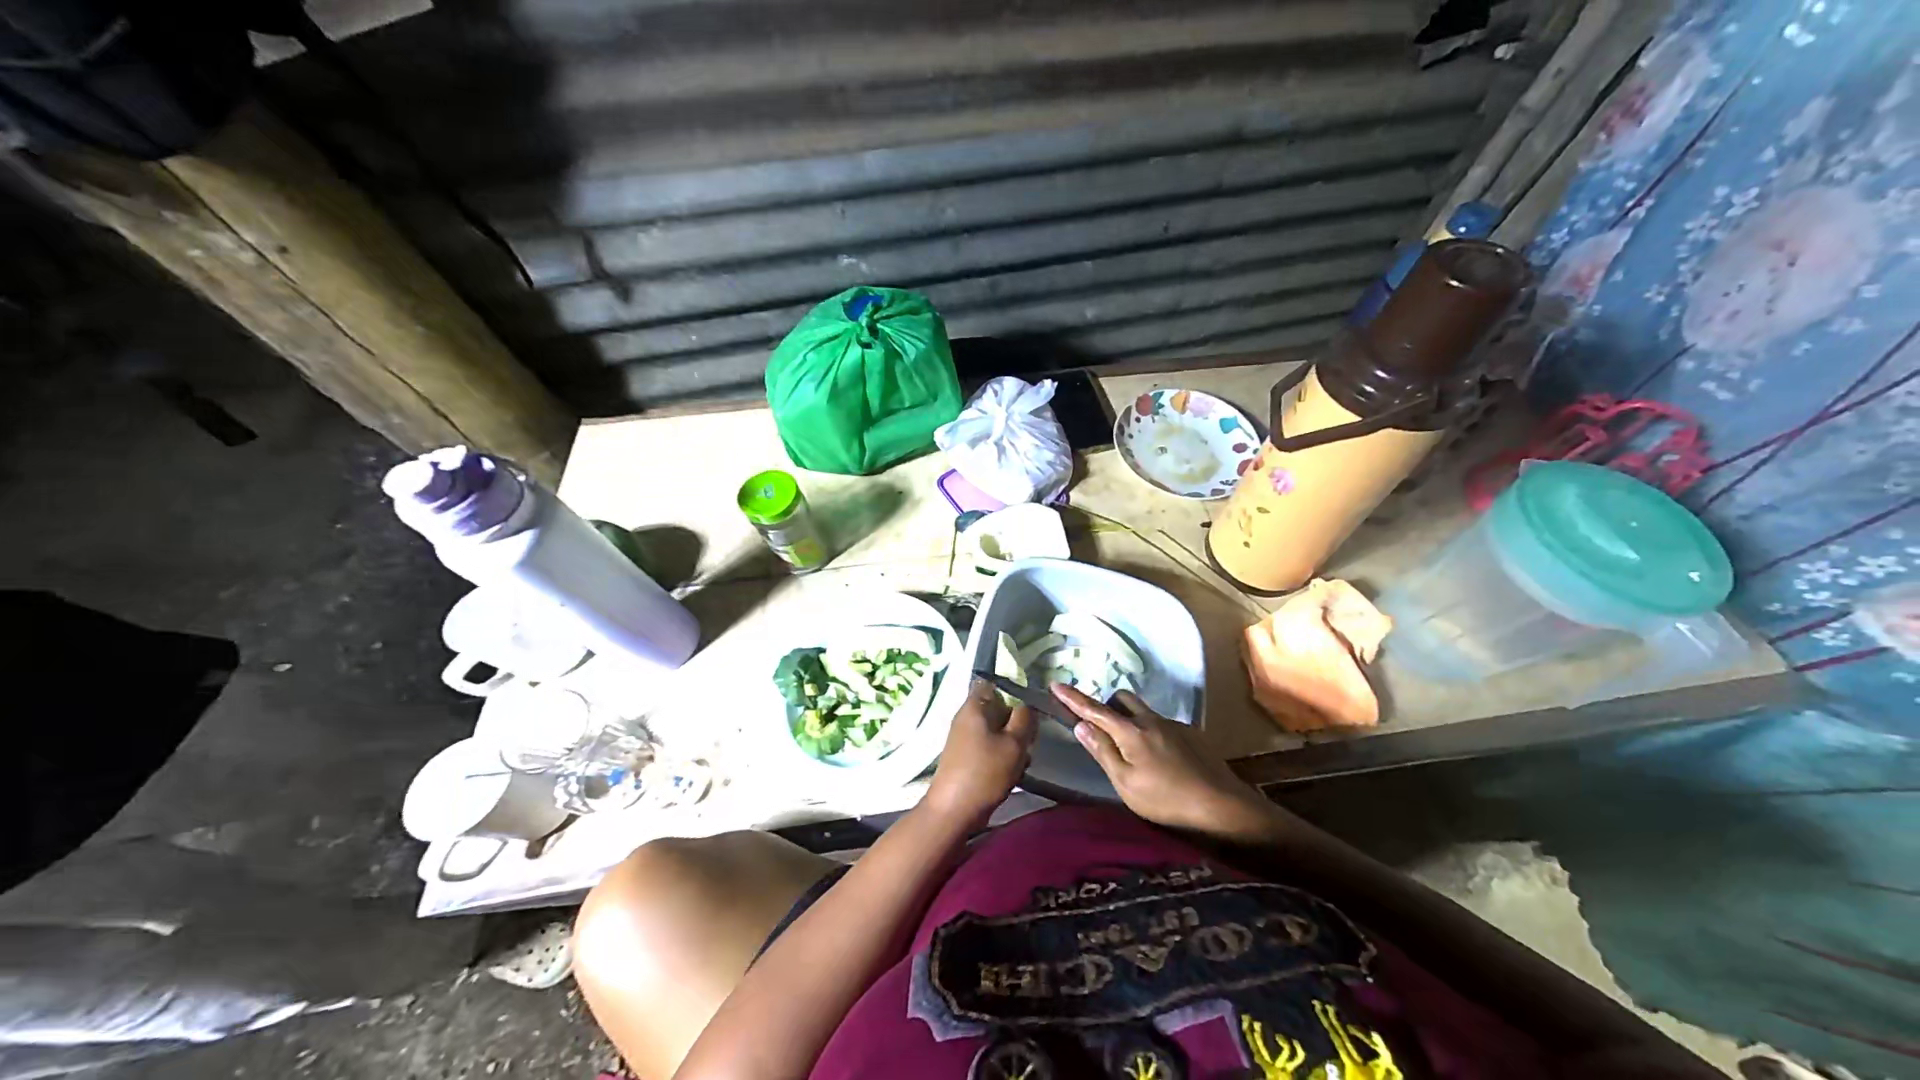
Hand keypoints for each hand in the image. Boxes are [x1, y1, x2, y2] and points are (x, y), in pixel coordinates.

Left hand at [924, 679, 1038, 828]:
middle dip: (1017, 723)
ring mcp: (965, 737)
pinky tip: (1012, 773)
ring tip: (1021, 761)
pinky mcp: (967, 756)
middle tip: (1028, 741)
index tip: (1029, 709)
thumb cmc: (985, 771)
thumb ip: (1025, 718)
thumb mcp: (1014, 742)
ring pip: (998, 731)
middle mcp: (967, 717)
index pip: (995, 683)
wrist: (955, 810)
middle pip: (999, 709)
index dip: (1014, 692)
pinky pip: (990, 747)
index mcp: (975, 706)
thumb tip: (1027, 705)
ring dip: (1012, 744)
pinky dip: (1003, 757)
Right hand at [1052, 684, 1293, 844]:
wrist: (1224, 808)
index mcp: (1131, 732)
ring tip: (1133, 753)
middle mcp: (1152, 720)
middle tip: (1100, 728)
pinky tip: (1161, 763)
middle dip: (1107, 706)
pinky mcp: (1192, 735)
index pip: (1095, 709)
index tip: (1055, 684)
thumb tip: (1082, 725)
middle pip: (1122, 700)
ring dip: (1131, 721)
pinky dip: (1152, 735)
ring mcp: (1175, 725)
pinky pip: (1162, 725)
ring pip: (1144, 712)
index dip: (1073, 698)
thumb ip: (1103, 752)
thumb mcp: (1126, 784)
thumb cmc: (1167, 802)